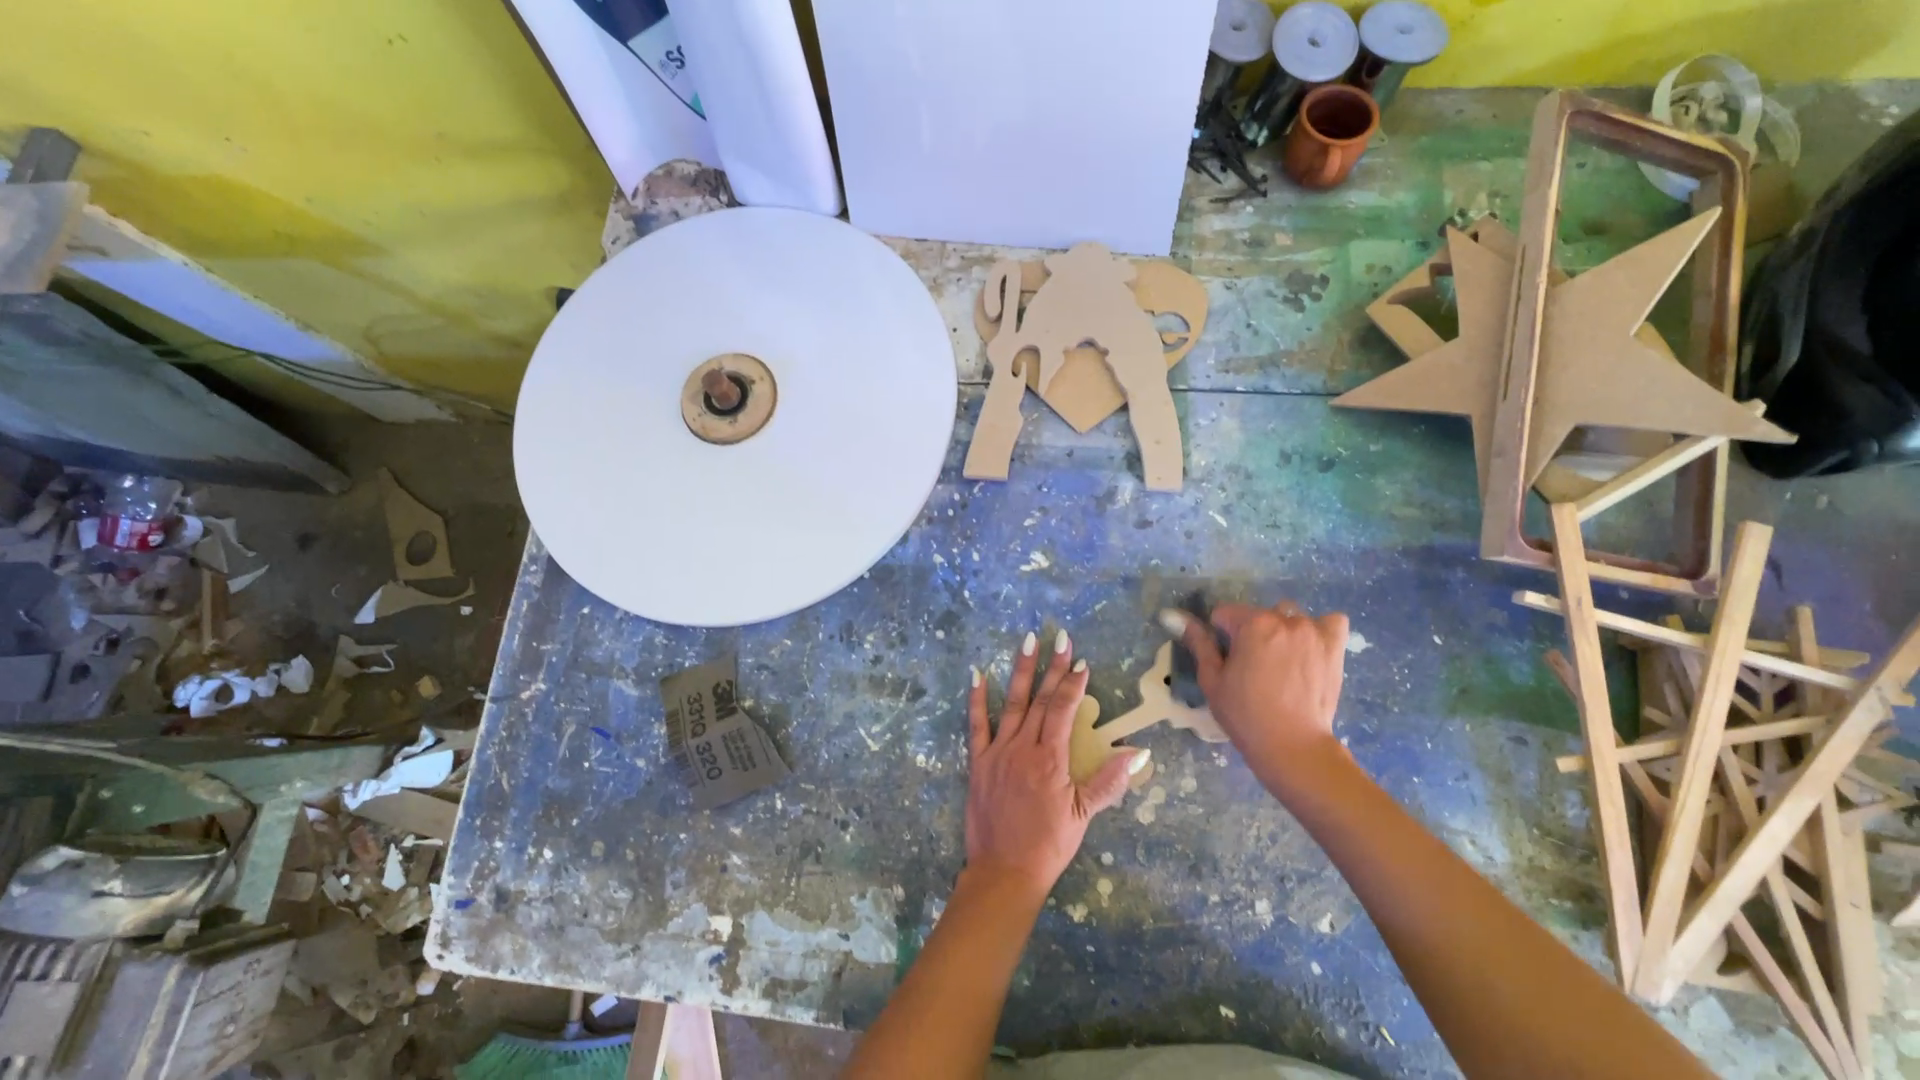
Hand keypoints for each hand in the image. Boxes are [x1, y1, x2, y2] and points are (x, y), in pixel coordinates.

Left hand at [964, 630, 1145, 898]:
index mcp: (1050, 759)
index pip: (1063, 710)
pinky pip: (976, 725)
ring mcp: (997, 753)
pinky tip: (978, 675)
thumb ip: (1109, 781)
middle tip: (1059, 637)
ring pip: (1011, 704)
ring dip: (1020, 671)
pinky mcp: (977, 763)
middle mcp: (1022, 748)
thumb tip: (1138, 753)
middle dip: (1052, 668)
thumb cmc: (1048, 846)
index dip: (1072, 684)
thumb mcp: (1084, 815)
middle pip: (1040, 700)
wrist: (1004, 871)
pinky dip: (976, 699)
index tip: (1080, 662)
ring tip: (1027, 642)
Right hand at [1169, 601, 1349, 790]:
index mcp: (1252, 624)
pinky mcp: (1334, 647)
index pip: (1225, 613)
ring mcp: (1314, 632)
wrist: (1292, 745)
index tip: (1225, 659)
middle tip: (1252, 666)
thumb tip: (1178, 618)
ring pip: (1291, 617)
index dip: (1219, 634)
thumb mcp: (1212, 680)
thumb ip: (1199, 644)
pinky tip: (1310, 649)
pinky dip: (1319, 631)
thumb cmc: (1245, 715)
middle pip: (1258, 614)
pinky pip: (1331, 622)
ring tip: (1282, 662)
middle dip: (1250, 632)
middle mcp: (1285, 619)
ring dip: (1282, 631)